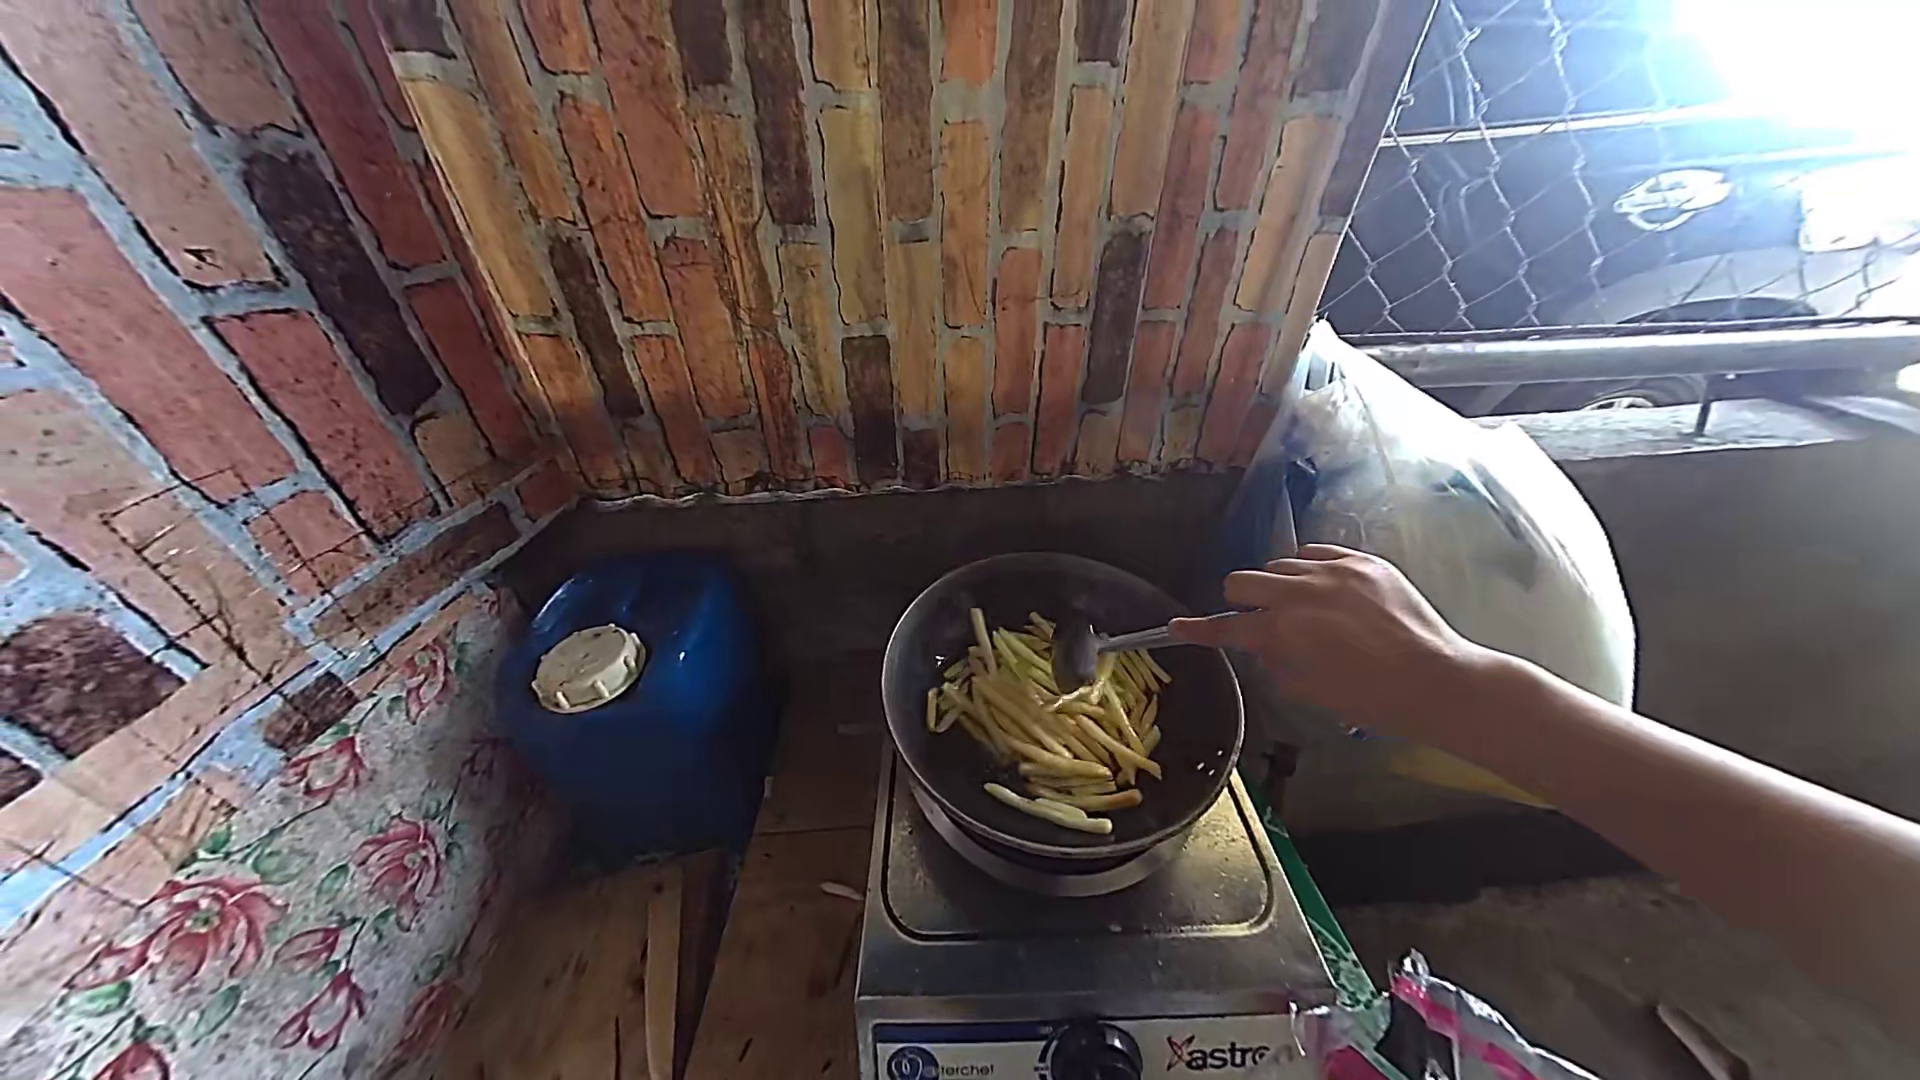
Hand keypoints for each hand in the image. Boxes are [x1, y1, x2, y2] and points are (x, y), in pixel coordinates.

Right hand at [1170, 545, 1494, 736]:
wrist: (1440, 681)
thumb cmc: (1370, 698)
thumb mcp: (1306, 689)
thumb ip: (1270, 659)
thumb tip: (1258, 641)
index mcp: (1285, 633)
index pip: (1226, 627)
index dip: (1197, 629)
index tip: (1177, 626)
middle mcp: (1301, 594)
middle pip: (1242, 581)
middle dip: (1243, 601)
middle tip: (1262, 618)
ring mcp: (1333, 572)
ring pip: (1278, 565)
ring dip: (1280, 586)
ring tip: (1306, 606)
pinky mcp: (1363, 561)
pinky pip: (1315, 552)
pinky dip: (1310, 570)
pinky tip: (1328, 590)